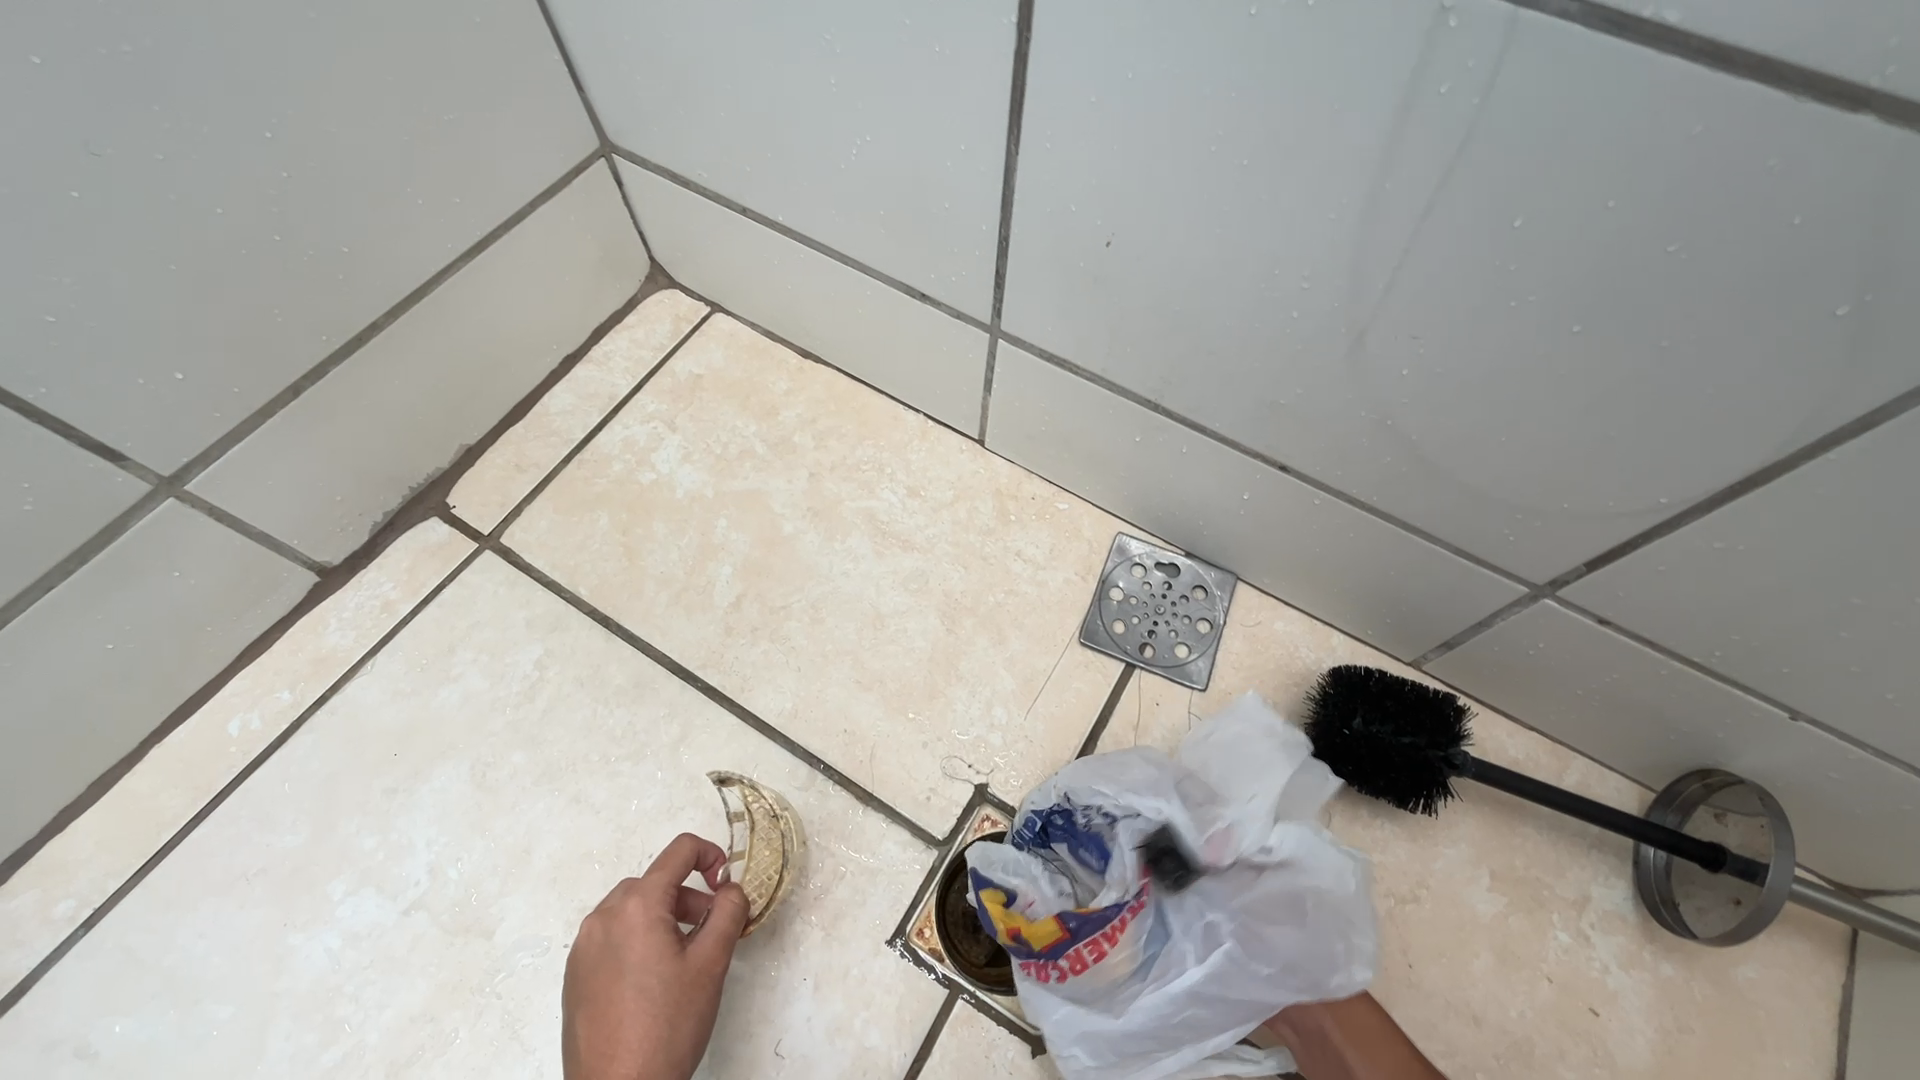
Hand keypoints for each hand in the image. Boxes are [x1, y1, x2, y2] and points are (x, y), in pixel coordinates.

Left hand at [562, 833, 751, 1079]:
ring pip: (632, 909)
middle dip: (689, 896)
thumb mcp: (712, 963)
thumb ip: (729, 911)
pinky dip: (639, 940)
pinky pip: (612, 937)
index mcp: (636, 905)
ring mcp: (583, 947)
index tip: (727, 886)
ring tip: (684, 959)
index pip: (680, 851)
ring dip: (664, 917)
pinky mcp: (575, 975)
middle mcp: (603, 917)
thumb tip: (731, 889)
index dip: (712, 856)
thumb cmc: (668, 1024)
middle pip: (655, 882)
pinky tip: (654, 982)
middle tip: (711, 930)